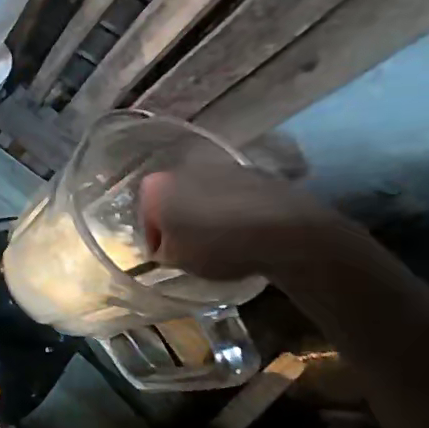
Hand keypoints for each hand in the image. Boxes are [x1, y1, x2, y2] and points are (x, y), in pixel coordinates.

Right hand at [138, 147, 343, 280]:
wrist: (282, 229)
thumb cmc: (217, 245)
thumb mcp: (177, 260)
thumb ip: (162, 251)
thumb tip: (166, 246)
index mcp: (154, 187)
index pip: (147, 219)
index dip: (158, 242)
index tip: (172, 258)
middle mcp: (180, 169)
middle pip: (174, 200)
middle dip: (181, 221)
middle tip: (195, 247)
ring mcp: (218, 166)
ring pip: (203, 195)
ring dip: (208, 214)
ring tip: (225, 241)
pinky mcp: (250, 172)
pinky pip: (232, 195)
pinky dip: (234, 209)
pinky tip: (247, 232)